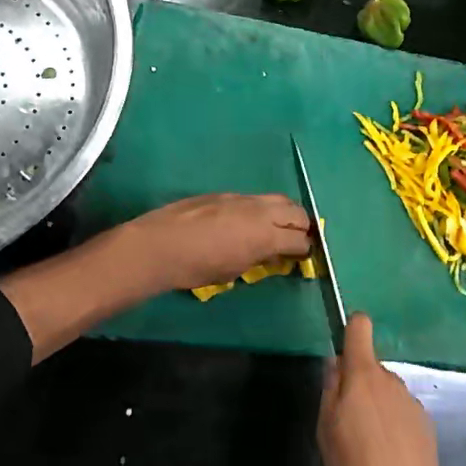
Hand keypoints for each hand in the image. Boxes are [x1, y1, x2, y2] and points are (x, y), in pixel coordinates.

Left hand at [118, 193, 310, 291]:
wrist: (159, 245)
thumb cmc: (196, 268)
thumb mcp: (233, 271)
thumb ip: (257, 259)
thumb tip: (268, 253)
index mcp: (265, 236)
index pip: (300, 239)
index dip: (306, 250)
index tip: (305, 257)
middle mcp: (260, 212)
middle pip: (296, 212)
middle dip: (303, 226)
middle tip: (299, 239)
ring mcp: (242, 199)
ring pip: (277, 199)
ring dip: (285, 213)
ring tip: (279, 226)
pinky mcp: (225, 194)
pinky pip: (254, 199)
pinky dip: (261, 209)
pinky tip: (249, 221)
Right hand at [319, 315, 465, 465]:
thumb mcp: (325, 430)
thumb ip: (331, 389)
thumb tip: (337, 364)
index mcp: (364, 375)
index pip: (361, 328)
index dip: (351, 329)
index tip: (343, 348)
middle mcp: (392, 380)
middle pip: (371, 367)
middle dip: (358, 384)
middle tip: (344, 422)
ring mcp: (413, 403)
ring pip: (387, 393)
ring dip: (376, 408)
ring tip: (366, 449)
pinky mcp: (427, 427)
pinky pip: (402, 414)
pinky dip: (393, 427)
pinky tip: (387, 460)